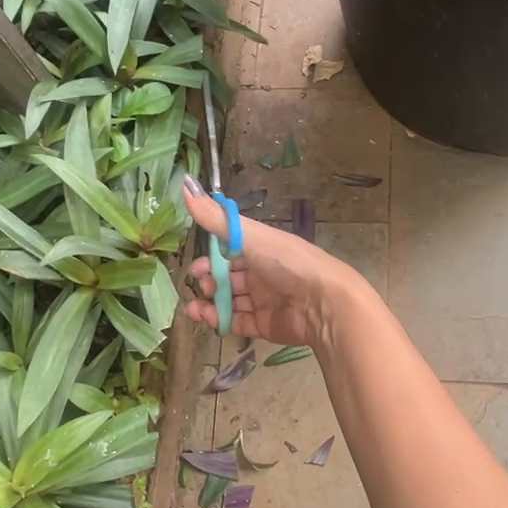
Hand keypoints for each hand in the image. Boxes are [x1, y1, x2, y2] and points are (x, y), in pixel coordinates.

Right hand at [180, 178, 371, 349]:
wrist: (323, 303)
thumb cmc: (287, 261)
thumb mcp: (249, 235)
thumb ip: (214, 217)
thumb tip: (184, 183)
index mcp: (262, 248)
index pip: (230, 251)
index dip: (211, 258)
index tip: (196, 265)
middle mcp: (263, 273)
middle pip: (228, 277)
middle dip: (210, 281)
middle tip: (201, 284)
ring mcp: (264, 300)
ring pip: (229, 301)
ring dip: (209, 303)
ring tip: (195, 308)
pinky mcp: (265, 324)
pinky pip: (237, 322)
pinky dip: (219, 320)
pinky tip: (205, 317)